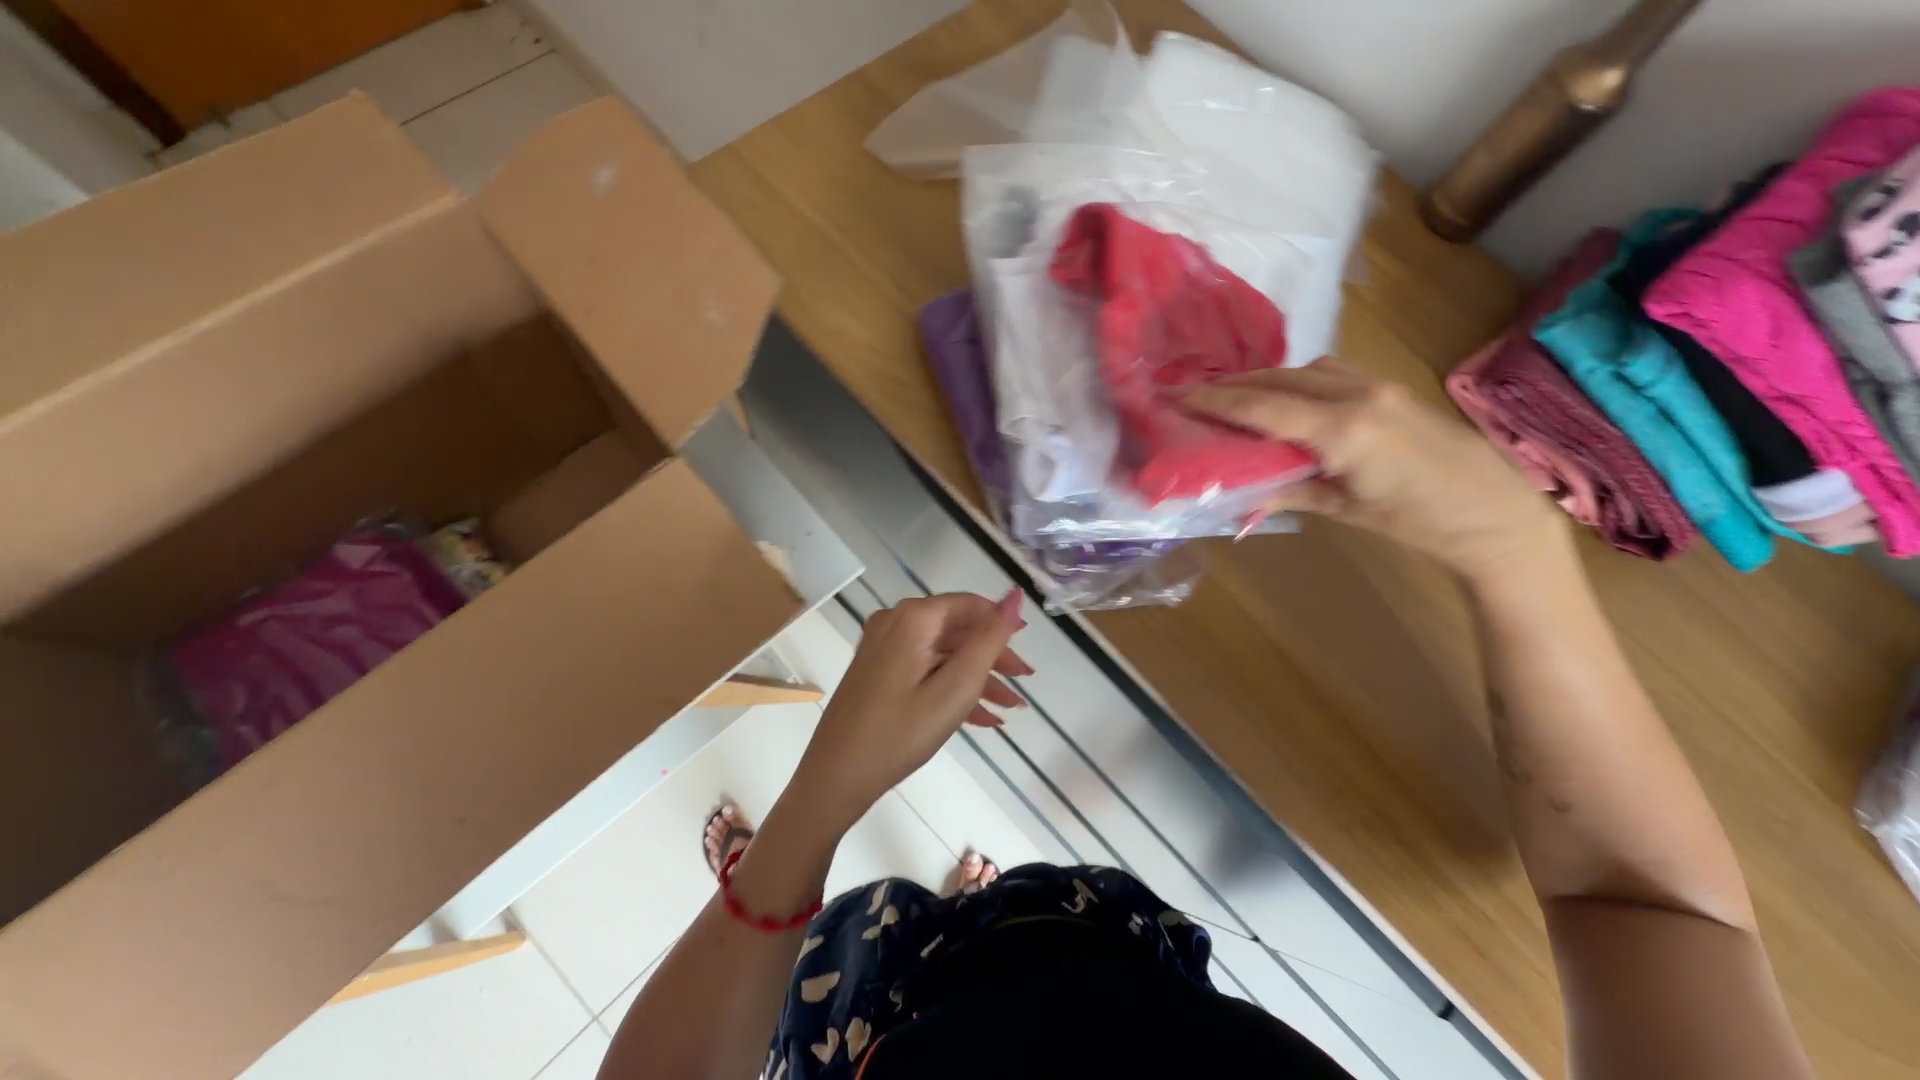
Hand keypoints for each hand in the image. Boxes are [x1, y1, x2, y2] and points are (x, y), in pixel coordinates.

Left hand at [785, 590, 1030, 832]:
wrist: (836, 776)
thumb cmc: (901, 733)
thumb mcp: (956, 688)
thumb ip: (989, 640)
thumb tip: (1016, 595)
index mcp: (913, 619)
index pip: (970, 605)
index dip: (1003, 624)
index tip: (1026, 652)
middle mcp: (895, 623)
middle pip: (956, 628)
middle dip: (993, 656)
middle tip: (1023, 686)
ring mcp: (882, 648)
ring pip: (943, 653)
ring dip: (977, 678)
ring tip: (1010, 708)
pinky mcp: (877, 673)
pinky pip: (924, 670)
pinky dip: (951, 689)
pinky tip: (982, 719)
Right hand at [1182, 360, 1571, 586]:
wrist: (1498, 512)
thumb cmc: (1421, 522)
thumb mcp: (1346, 510)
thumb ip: (1289, 492)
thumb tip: (1238, 499)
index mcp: (1343, 429)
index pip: (1262, 405)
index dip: (1214, 400)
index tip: (1175, 396)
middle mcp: (1357, 394)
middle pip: (1278, 378)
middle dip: (1232, 385)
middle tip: (1192, 396)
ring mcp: (1377, 385)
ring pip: (1305, 368)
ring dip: (1265, 379)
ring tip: (1233, 398)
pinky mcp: (1390, 387)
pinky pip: (1330, 372)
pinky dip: (1297, 380)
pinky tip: (1286, 399)